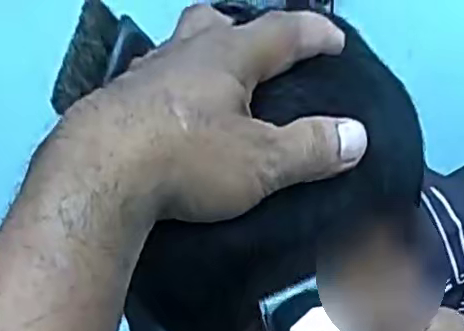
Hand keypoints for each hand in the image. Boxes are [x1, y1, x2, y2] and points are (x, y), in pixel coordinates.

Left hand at [49, 5, 367, 223]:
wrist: (105, 173)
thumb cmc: (191, 159)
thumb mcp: (262, 161)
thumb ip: (310, 149)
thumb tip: (358, 136)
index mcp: (226, 56)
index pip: (280, 32)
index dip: (312, 35)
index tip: (335, 39)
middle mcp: (184, 53)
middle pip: (217, 23)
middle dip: (244, 31)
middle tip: (259, 49)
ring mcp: (147, 78)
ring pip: (180, 50)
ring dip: (203, 59)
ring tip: (215, 85)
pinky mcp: (119, 108)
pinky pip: (155, 88)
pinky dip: (173, 94)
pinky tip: (174, 119)